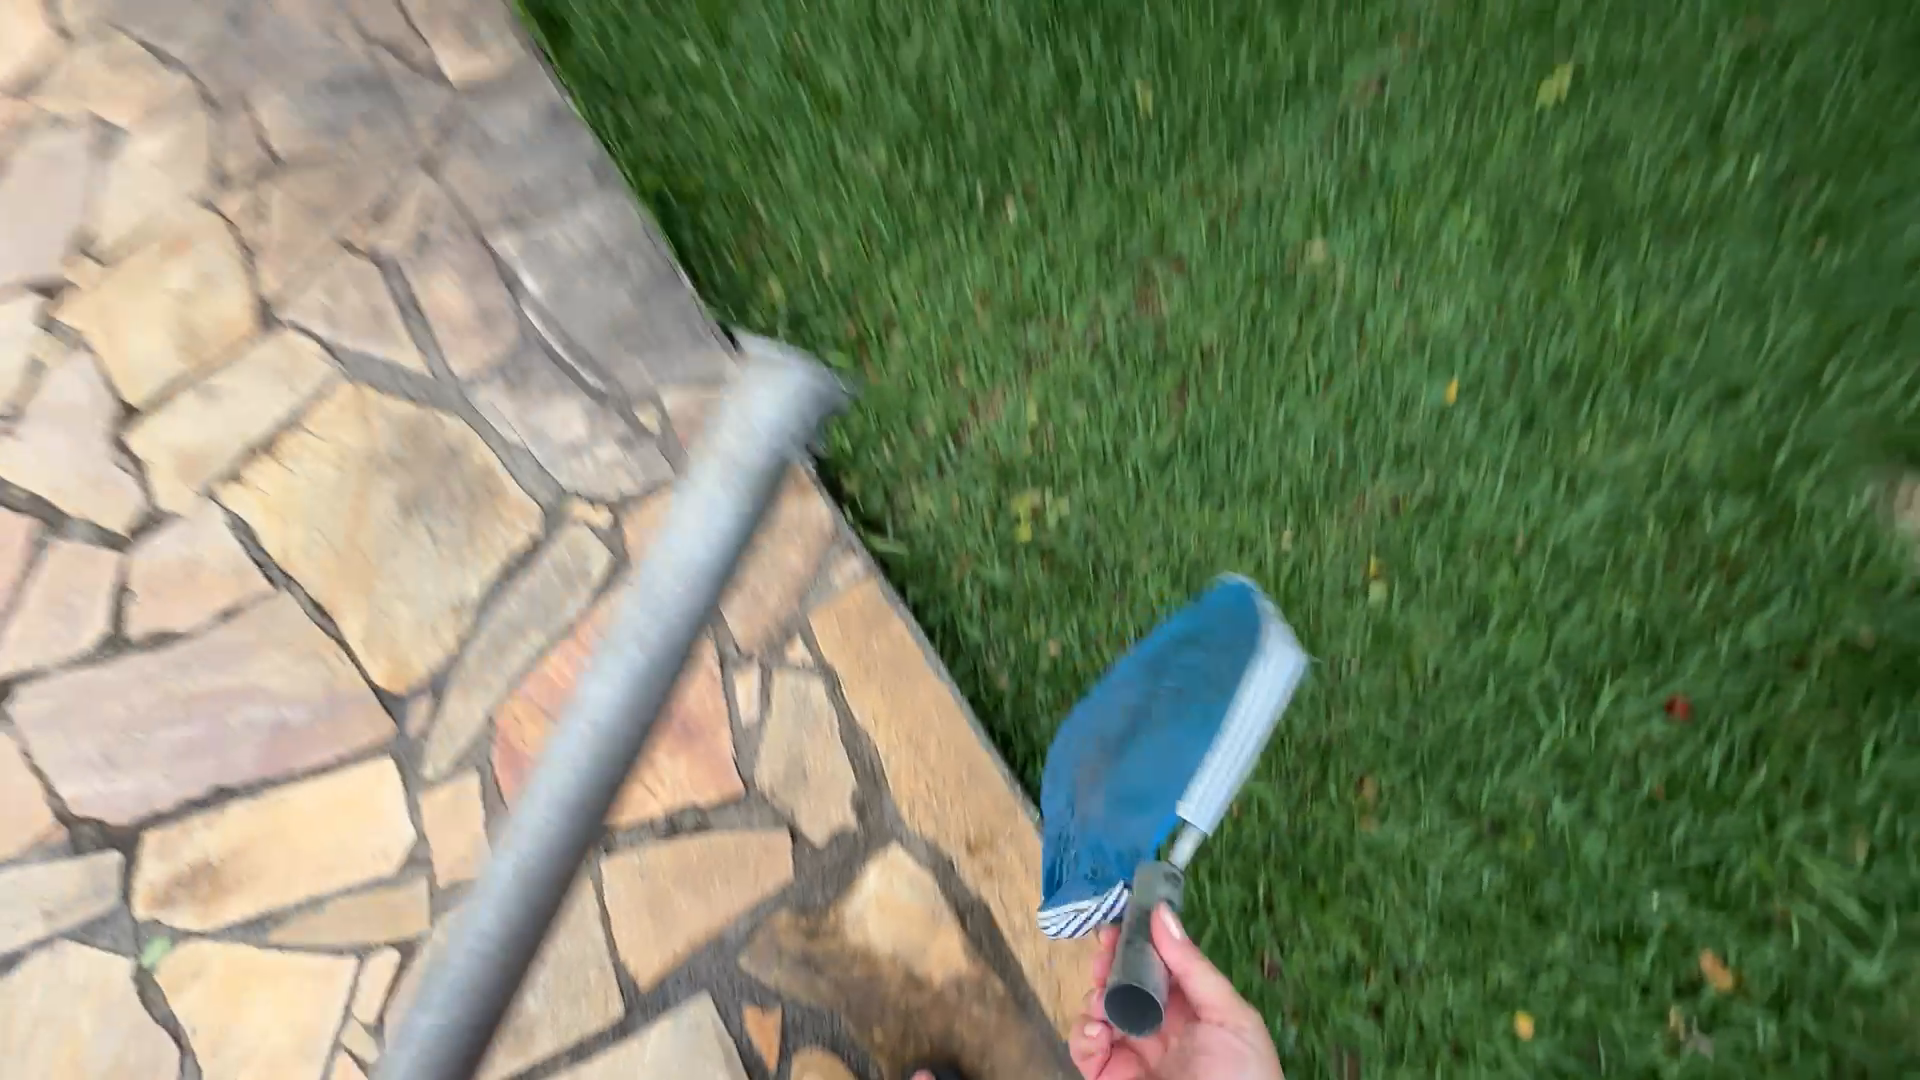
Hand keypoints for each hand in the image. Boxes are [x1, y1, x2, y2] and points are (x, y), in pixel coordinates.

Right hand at [1070, 905, 1282, 1079]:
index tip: (1122, 918)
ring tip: (1103, 1002)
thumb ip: (1192, 965)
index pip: (1156, 964)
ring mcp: (1131, 1054)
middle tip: (1104, 950)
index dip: (1137, 939)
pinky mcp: (1109, 1078)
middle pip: (1122, 981)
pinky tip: (1099, 1032)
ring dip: (1094, 994)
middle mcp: (1158, 1027)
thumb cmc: (1242, 1078)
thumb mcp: (1232, 1019)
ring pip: (1098, 1008)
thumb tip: (1160, 910)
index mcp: (1190, 1010)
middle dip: (1109, 961)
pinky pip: (1084, 1046)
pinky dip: (1084, 1032)